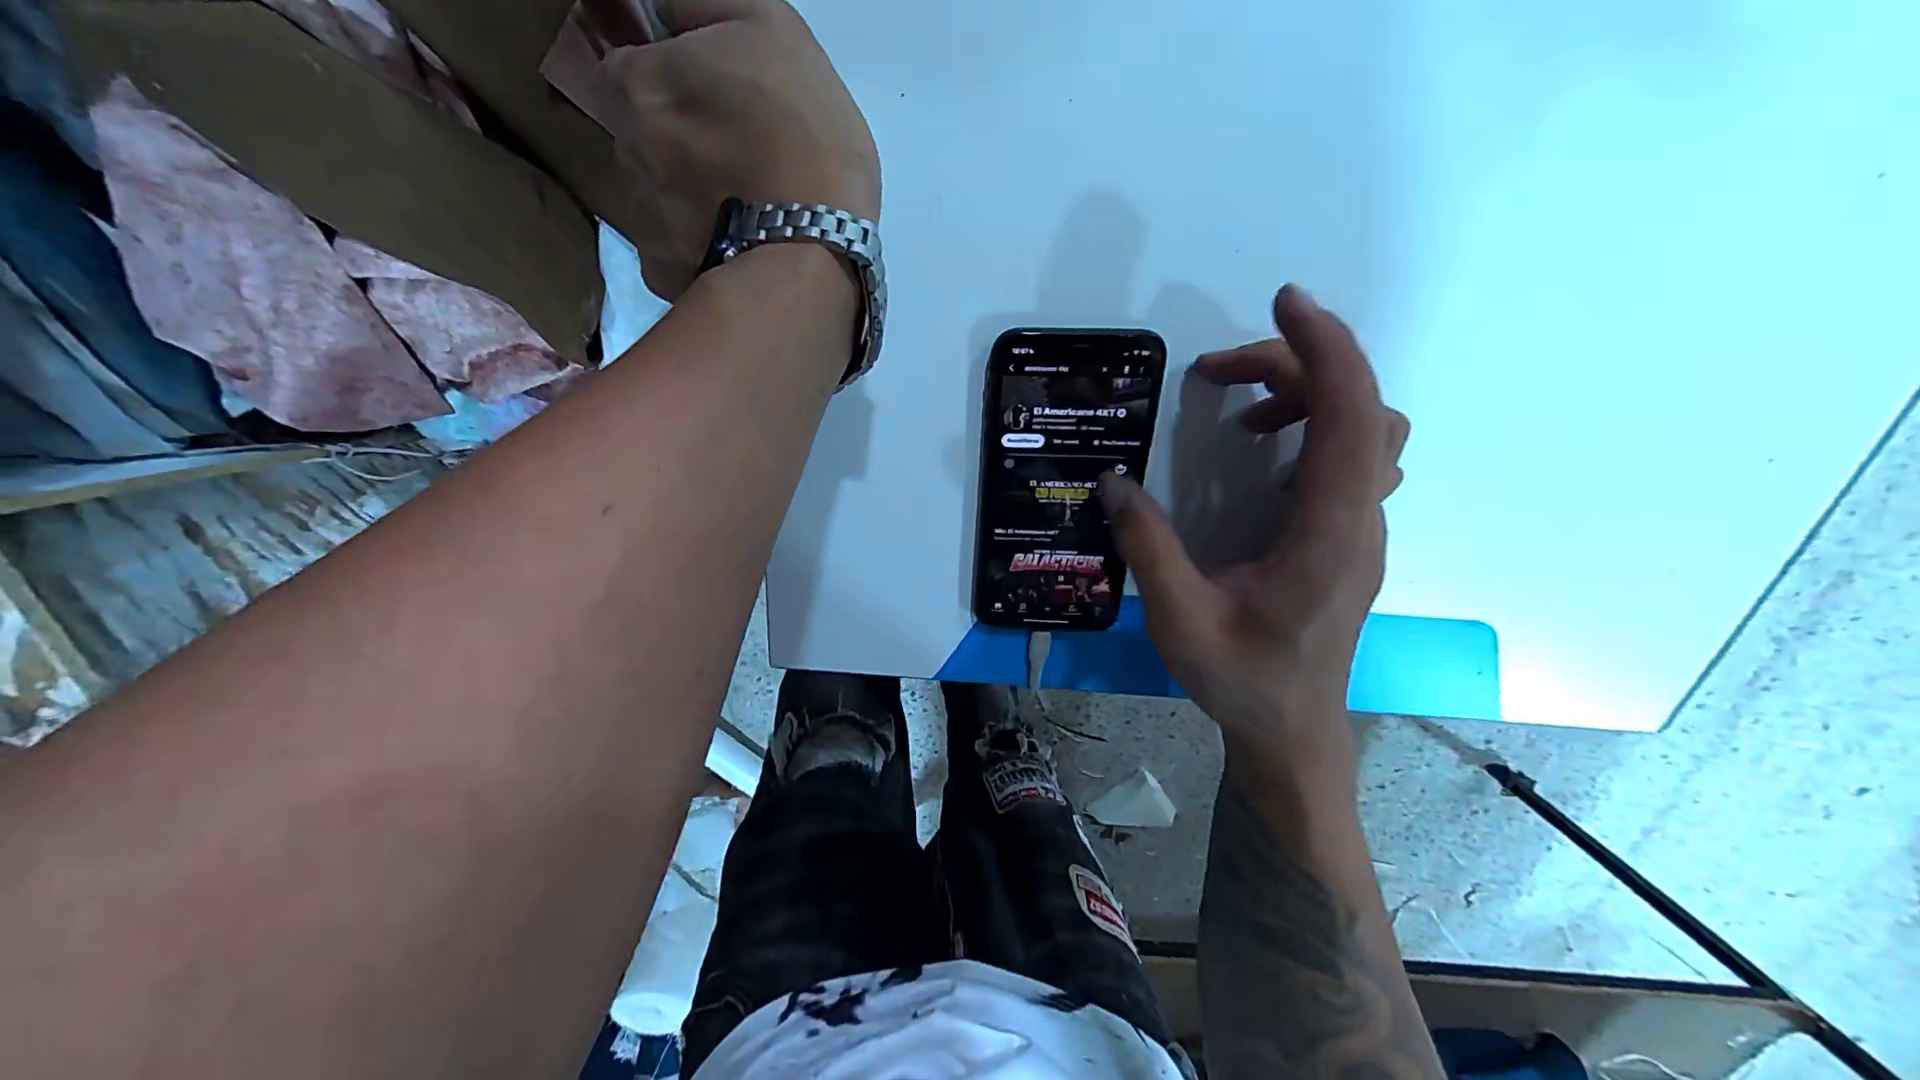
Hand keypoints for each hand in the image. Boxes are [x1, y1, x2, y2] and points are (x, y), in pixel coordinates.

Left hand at [599, 0, 880, 298]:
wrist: (813, 248)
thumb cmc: (799, 132)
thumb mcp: (770, 27)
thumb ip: (704, 7)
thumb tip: (665, 11)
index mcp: (638, 85)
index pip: (625, 71)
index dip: (667, 85)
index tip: (708, 106)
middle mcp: (625, 150)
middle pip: (639, 140)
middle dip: (674, 147)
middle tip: (733, 164)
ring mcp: (642, 218)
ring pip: (654, 200)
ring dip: (684, 202)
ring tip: (740, 216)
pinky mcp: (664, 273)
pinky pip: (669, 256)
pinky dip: (693, 253)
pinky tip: (731, 252)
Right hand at [1103, 285, 1409, 775]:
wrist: (1294, 732)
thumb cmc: (1243, 680)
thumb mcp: (1180, 618)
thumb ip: (1147, 545)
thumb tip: (1112, 482)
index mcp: (1329, 531)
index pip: (1349, 414)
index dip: (1322, 346)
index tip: (1283, 301)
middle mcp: (1360, 519)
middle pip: (1360, 408)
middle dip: (1294, 367)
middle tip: (1217, 374)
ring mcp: (1361, 528)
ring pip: (1366, 430)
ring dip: (1308, 397)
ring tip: (1241, 412)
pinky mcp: (1348, 537)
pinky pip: (1351, 458)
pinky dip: (1312, 430)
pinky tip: (1263, 458)